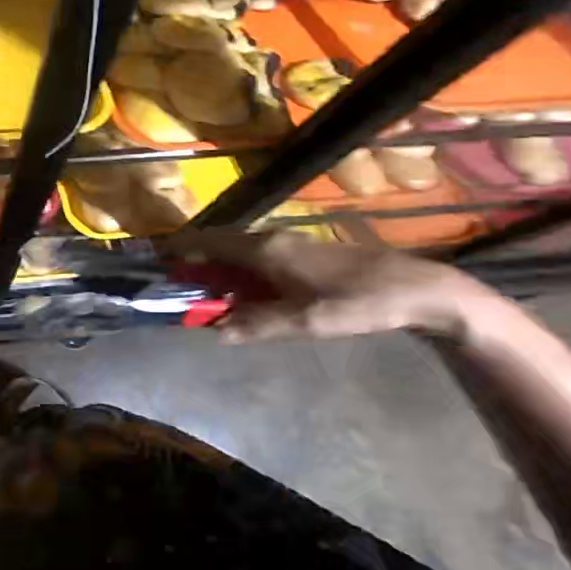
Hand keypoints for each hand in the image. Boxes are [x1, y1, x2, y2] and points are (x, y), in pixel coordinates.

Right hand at [164, 230, 505, 343]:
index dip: (181, 251)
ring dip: (219, 269)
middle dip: (196, 264)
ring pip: (240, 250)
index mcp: (265, 251)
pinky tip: (247, 294)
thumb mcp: (306, 322)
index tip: (157, 263)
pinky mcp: (304, 251)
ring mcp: (289, 242)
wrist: (413, 287)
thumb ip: (258, 325)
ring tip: (206, 296)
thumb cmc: (357, 303)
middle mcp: (272, 238)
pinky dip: (241, 271)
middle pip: (221, 245)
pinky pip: (258, 256)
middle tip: (179, 289)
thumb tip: (215, 330)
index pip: (209, 242)